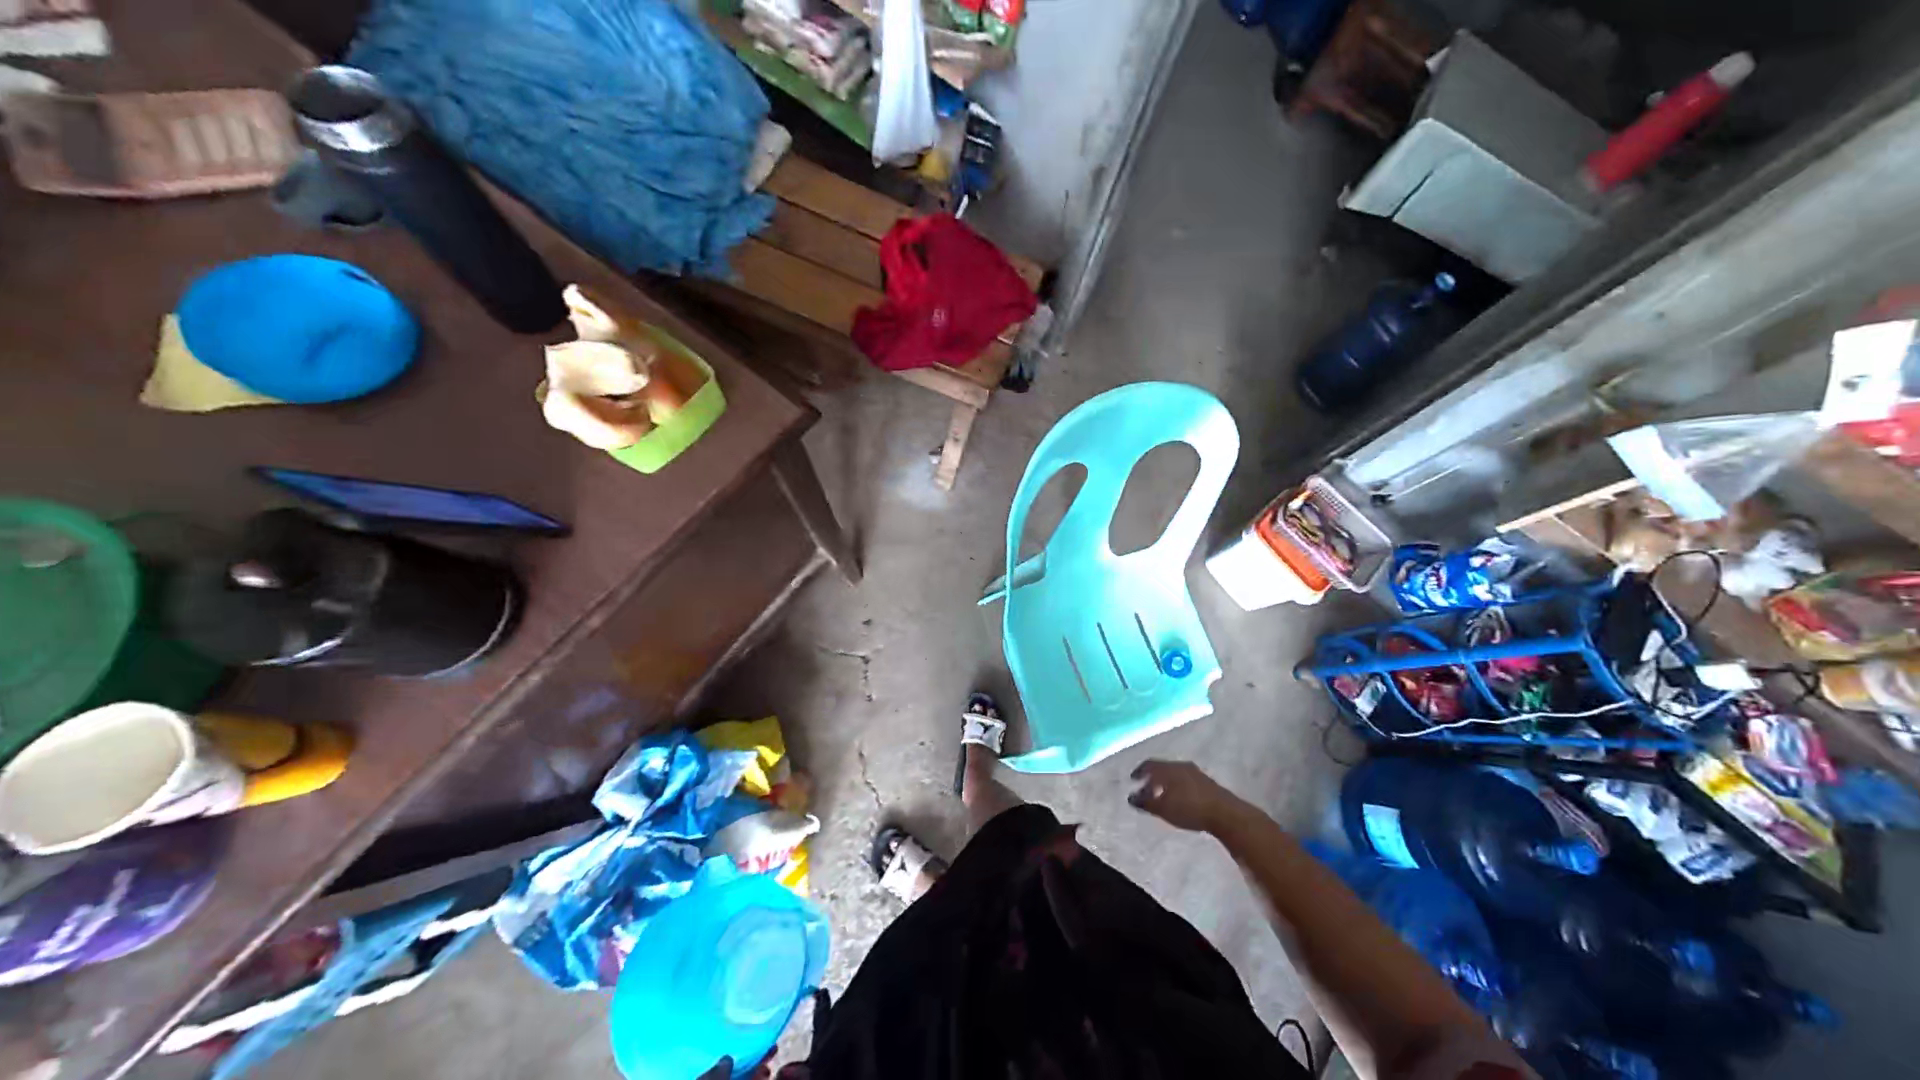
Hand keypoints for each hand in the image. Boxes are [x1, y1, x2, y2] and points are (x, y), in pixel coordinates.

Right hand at [1129, 760, 1242, 832]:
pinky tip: (1178, 798)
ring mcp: (1196, 773)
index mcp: (1169, 769)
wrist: (1226, 814)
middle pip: (1162, 768)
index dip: (1139, 771)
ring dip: (1166, 783)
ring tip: (1161, 795)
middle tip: (1146, 789)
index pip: (1150, 764)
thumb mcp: (1163, 808)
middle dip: (1152, 778)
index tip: (1133, 779)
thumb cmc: (1189, 809)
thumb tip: (1131, 798)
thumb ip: (1145, 802)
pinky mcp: (1207, 783)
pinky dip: (1177, 786)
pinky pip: (1185, 780)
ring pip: (1175, 774)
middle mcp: (1182, 766)